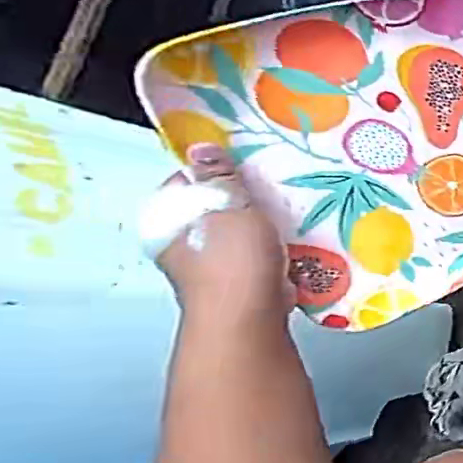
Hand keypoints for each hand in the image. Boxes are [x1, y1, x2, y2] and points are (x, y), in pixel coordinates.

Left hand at [148, 144, 290, 328]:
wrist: (249, 316)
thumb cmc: (233, 259)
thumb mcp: (228, 206)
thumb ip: (218, 176)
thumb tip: (200, 146)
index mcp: (166, 219)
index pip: (190, 181)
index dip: (222, 170)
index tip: (254, 168)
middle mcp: (181, 240)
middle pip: (217, 205)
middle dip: (249, 197)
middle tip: (280, 188)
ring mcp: (209, 262)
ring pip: (240, 229)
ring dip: (265, 222)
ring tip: (294, 212)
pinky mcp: (238, 279)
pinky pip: (258, 251)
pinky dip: (275, 245)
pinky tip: (296, 240)